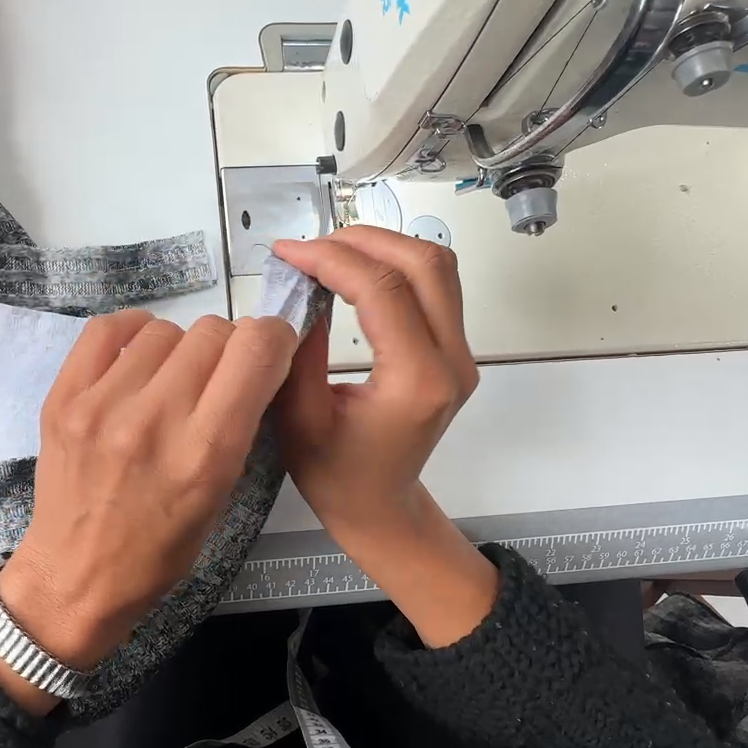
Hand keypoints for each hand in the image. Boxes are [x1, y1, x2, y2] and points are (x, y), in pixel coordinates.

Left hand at [0, 310, 297, 712]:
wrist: (76, 577)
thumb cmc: (160, 549)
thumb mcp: (222, 495)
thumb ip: (242, 423)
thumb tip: (254, 359)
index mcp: (206, 452)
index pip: (257, 350)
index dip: (275, 339)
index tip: (269, 353)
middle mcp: (155, 419)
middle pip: (214, 332)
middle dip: (229, 347)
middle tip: (217, 377)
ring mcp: (102, 405)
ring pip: (165, 330)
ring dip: (180, 347)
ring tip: (171, 379)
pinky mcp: (63, 398)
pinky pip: (107, 328)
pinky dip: (133, 331)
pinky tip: (139, 355)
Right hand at [271, 227, 496, 645]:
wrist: (379, 507)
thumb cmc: (334, 475)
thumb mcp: (300, 419)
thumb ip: (300, 351)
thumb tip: (298, 288)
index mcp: (416, 382)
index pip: (382, 291)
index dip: (331, 259)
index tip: (286, 252)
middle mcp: (452, 362)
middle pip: (425, 264)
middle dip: (362, 241)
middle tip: (310, 247)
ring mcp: (461, 355)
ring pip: (437, 267)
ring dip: (383, 247)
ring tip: (329, 253)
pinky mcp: (454, 352)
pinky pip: (435, 287)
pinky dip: (394, 266)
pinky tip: (354, 272)